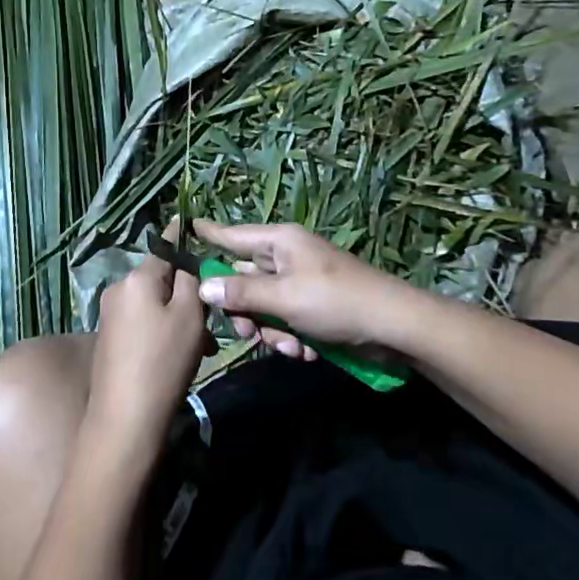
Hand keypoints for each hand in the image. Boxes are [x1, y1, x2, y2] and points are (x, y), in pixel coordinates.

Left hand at [86, 221, 208, 449]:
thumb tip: (189, 258)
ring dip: (181, 319)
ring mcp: (111, 315)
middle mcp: (119, 289)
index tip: (197, 228)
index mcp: (136, 278)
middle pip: (162, 280)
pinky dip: (165, 333)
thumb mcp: (189, 316)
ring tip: (202, 347)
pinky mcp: (110, 339)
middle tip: (212, 322)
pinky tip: (182, 357)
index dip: (184, 239)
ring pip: (156, 305)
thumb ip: (192, 280)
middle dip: (189, 296)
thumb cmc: (163, 360)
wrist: (125, 417)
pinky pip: (145, 323)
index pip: (166, 247)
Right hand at [192, 220, 431, 358]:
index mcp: (279, 242)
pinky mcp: (312, 307)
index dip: (208, 234)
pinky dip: (290, 338)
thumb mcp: (283, 297)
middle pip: (243, 279)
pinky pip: (284, 321)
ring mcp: (300, 283)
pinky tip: (306, 351)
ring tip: (289, 346)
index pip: (232, 234)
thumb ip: (241, 293)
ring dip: (271, 331)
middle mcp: (286, 258)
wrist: (394, 327)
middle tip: (248, 332)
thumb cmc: (336, 301)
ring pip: (262, 307)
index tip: (184, 227)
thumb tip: (203, 287)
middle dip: (245, 311)